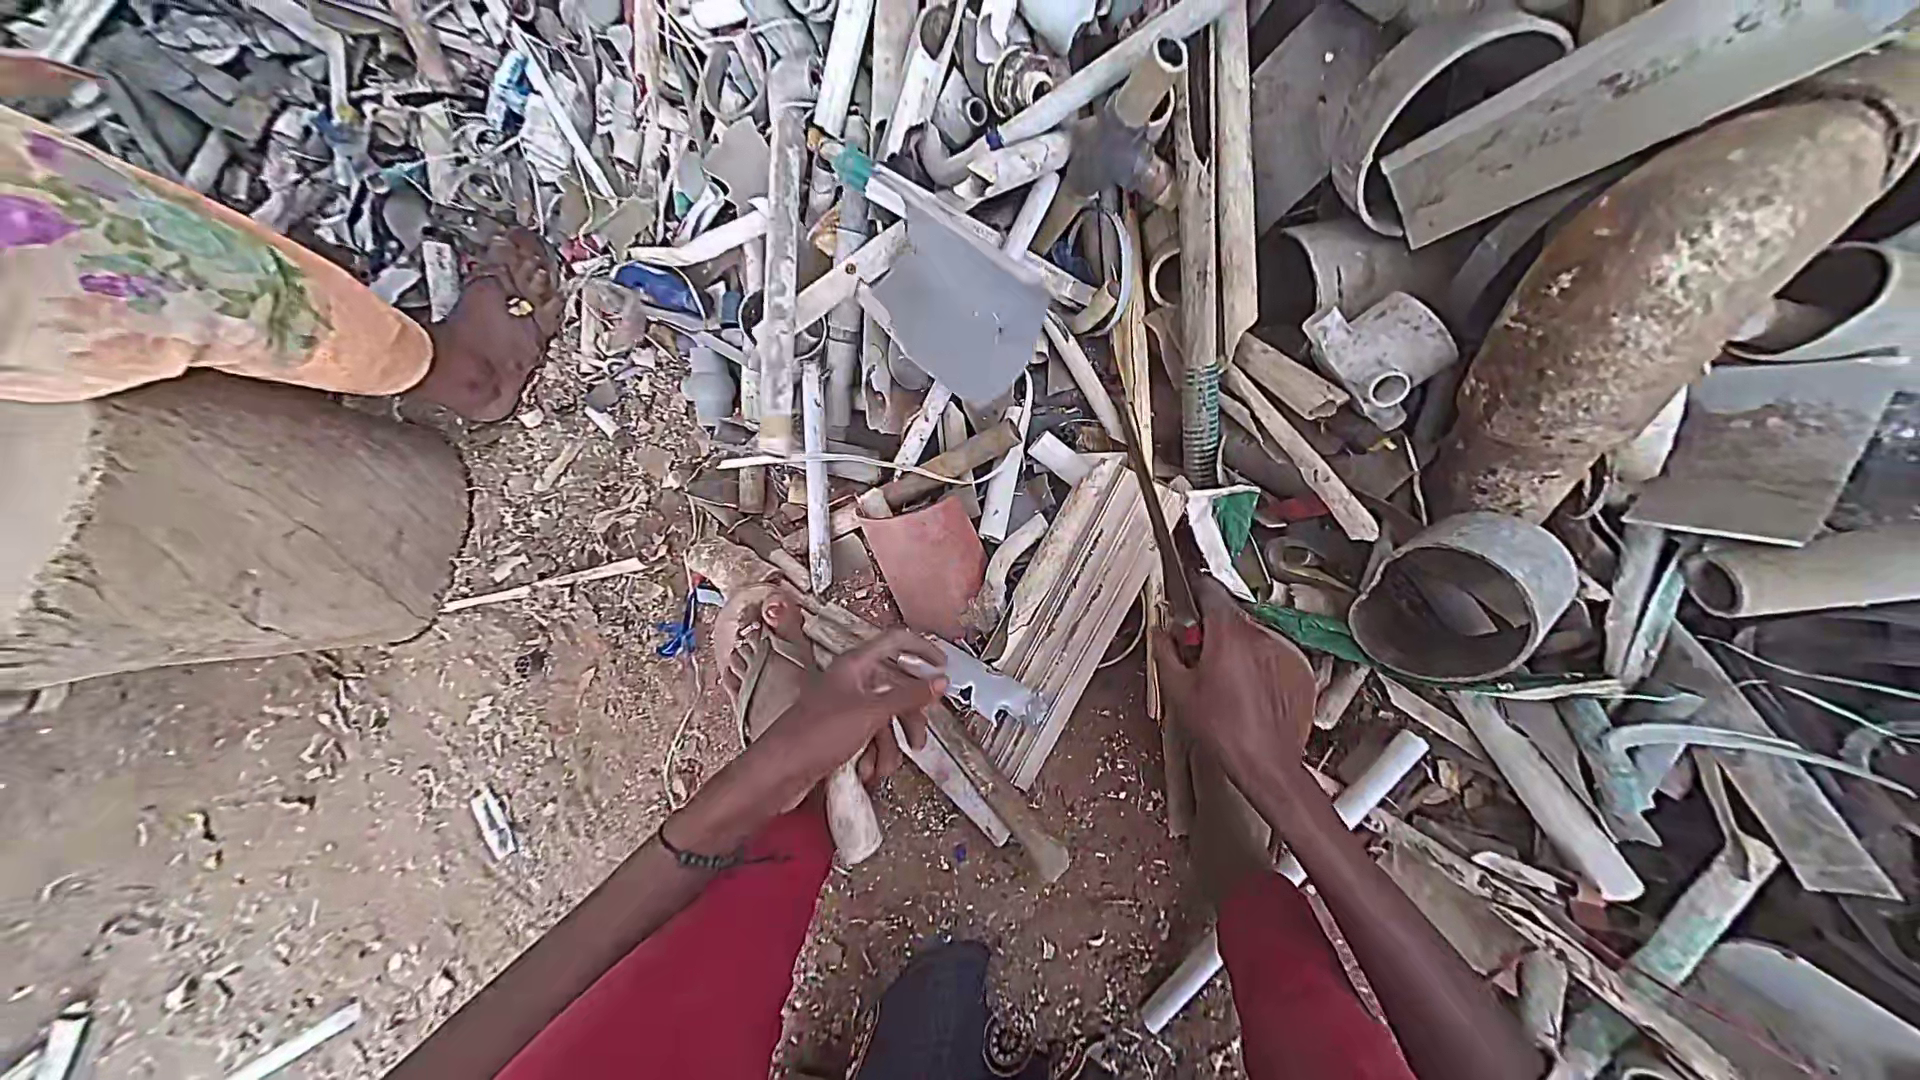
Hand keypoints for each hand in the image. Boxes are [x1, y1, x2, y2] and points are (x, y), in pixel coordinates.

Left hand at [670, 629, 945, 853]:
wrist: (777, 774)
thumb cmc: (818, 734)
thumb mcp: (870, 713)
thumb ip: (908, 695)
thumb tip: (940, 680)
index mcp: (855, 664)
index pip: (896, 642)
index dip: (922, 648)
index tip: (943, 665)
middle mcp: (851, 682)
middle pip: (895, 690)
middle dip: (907, 720)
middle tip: (917, 741)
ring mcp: (845, 709)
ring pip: (885, 720)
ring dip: (887, 747)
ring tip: (879, 768)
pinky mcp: (840, 734)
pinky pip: (870, 739)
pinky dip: (872, 756)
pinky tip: (863, 772)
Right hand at [1153, 577, 1318, 784]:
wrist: (1264, 762)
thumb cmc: (1224, 731)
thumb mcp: (1178, 689)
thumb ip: (1165, 652)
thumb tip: (1161, 636)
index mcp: (1227, 636)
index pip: (1210, 591)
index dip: (1193, 590)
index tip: (1186, 593)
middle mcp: (1258, 638)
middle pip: (1227, 616)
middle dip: (1208, 628)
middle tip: (1194, 652)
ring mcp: (1279, 654)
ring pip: (1247, 635)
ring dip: (1230, 646)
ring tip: (1218, 677)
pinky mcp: (1293, 670)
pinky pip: (1265, 654)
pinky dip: (1251, 662)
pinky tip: (1239, 688)